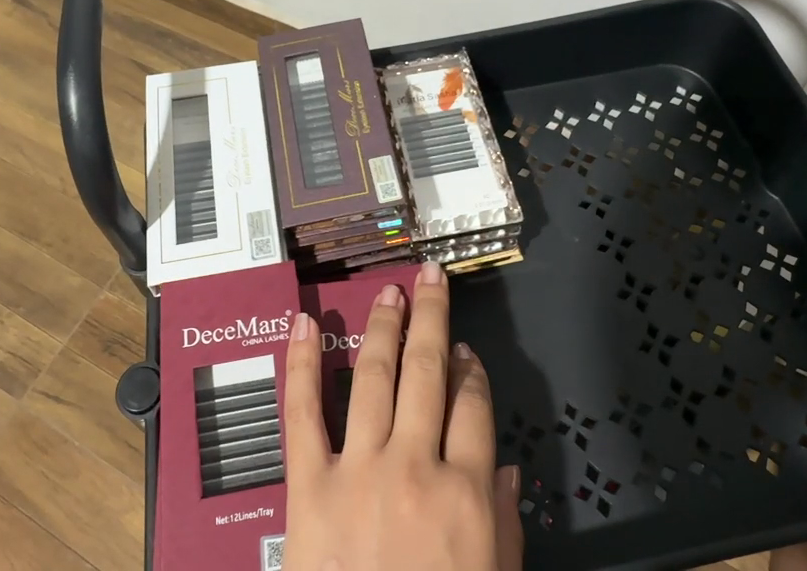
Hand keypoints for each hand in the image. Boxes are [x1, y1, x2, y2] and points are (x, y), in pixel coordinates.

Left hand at [282, 261, 522, 570]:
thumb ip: (502, 524)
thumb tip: (505, 469)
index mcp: (465, 494)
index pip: (473, 407)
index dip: (471, 373)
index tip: (466, 353)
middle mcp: (415, 468)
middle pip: (428, 374)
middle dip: (433, 321)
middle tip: (431, 282)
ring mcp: (358, 471)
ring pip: (375, 379)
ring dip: (383, 328)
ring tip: (390, 293)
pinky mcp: (307, 486)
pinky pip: (301, 412)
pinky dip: (302, 364)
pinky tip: (303, 324)